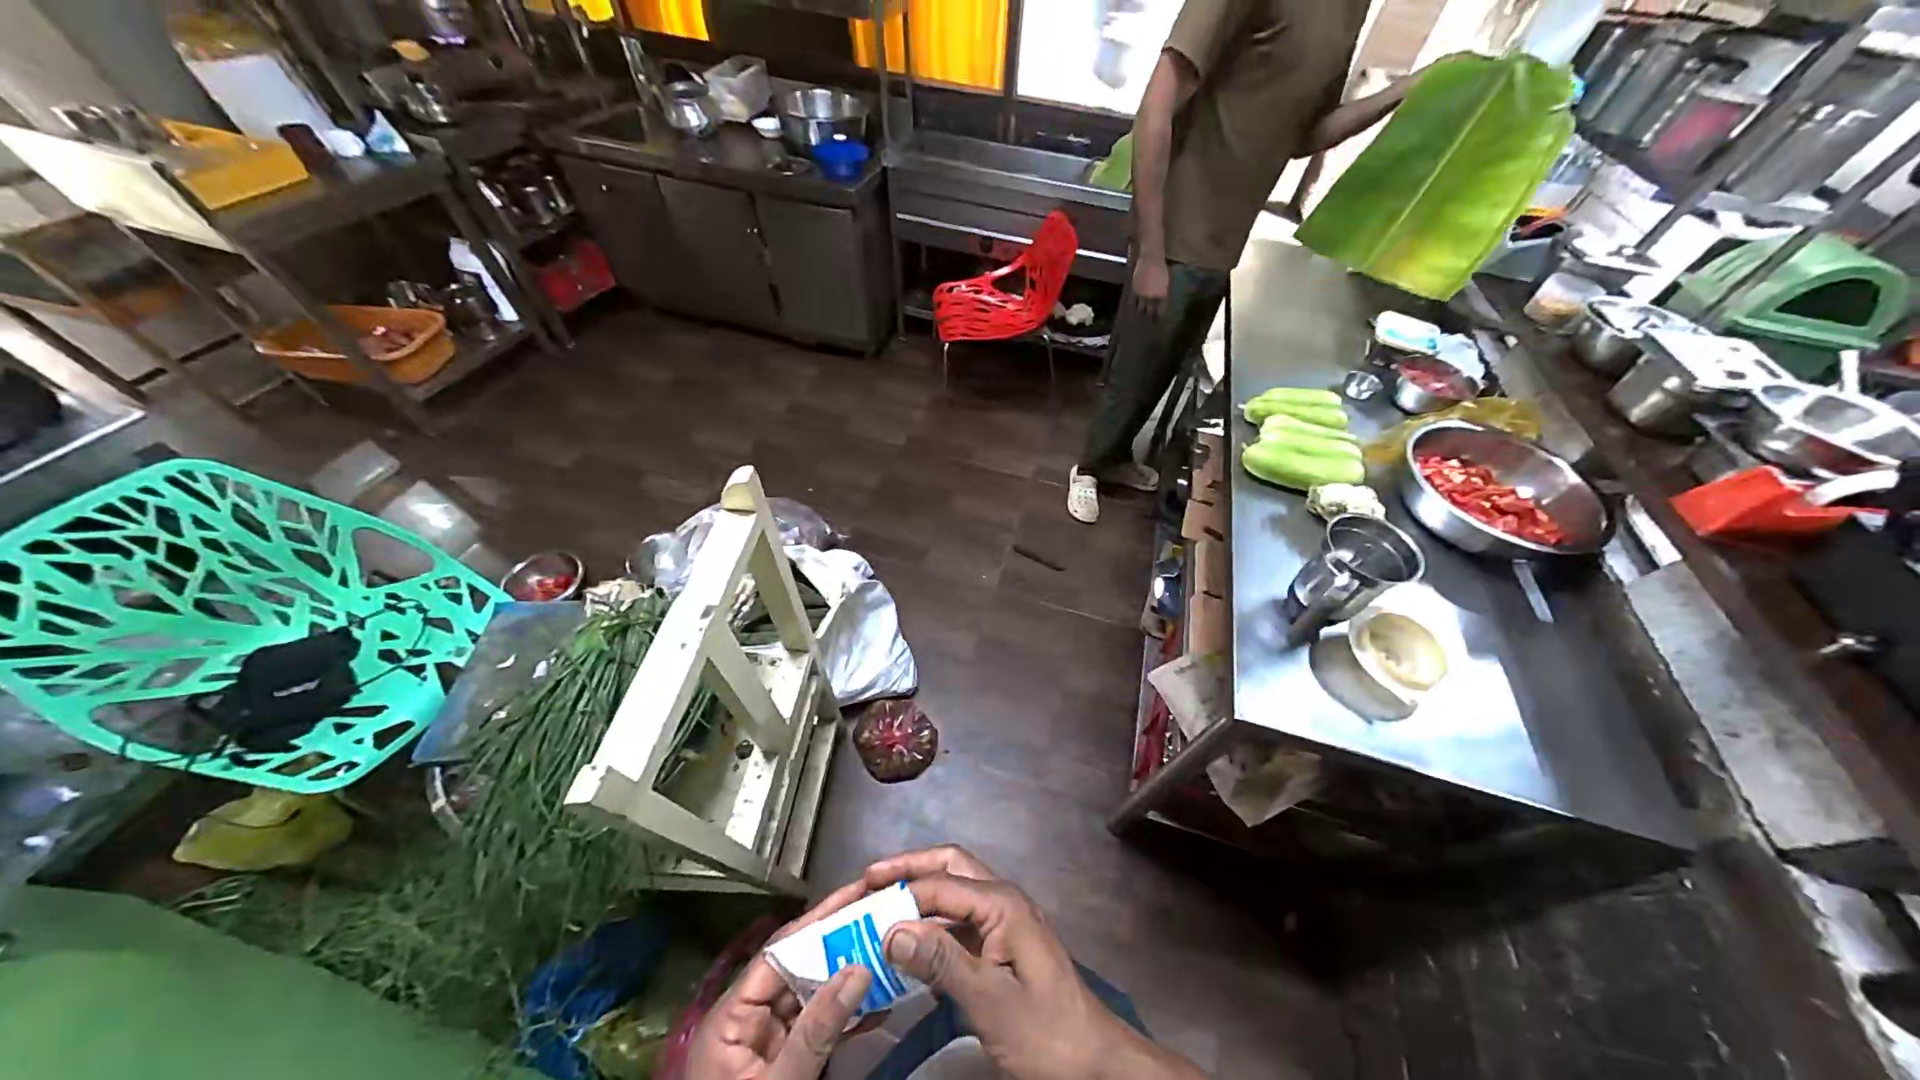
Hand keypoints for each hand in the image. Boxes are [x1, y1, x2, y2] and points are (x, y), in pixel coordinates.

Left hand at [685, 881, 874, 1079]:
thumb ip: (817, 1029)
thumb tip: (858, 967)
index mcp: (733, 1013)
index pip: (780, 950)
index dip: (819, 919)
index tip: (858, 894)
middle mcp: (750, 1016)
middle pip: (799, 964)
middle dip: (840, 940)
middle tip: (881, 912)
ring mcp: (770, 1039)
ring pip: (815, 992)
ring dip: (851, 974)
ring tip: (890, 947)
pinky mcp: (788, 1060)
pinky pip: (821, 1025)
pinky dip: (851, 1014)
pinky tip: (884, 1003)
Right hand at [864, 847, 1202, 1079]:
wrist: (1094, 1063)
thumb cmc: (1047, 1033)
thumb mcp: (991, 1001)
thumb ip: (941, 962)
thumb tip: (891, 930)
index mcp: (1002, 903)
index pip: (938, 885)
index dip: (896, 895)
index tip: (857, 909)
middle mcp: (1002, 900)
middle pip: (948, 867)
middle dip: (907, 868)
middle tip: (868, 879)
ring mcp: (1002, 921)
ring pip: (953, 890)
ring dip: (917, 893)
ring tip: (879, 904)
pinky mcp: (1000, 945)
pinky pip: (958, 921)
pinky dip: (929, 923)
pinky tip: (907, 942)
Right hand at [1131, 255, 1170, 320]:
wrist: (1151, 258)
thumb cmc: (1161, 268)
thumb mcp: (1165, 283)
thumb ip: (1162, 294)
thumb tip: (1158, 303)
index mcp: (1162, 295)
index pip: (1160, 311)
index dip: (1158, 318)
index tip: (1157, 322)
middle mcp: (1152, 297)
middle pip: (1150, 312)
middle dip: (1149, 317)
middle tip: (1148, 323)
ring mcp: (1142, 294)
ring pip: (1140, 308)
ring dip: (1141, 313)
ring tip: (1140, 318)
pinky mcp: (1134, 291)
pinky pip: (1134, 302)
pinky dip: (1134, 306)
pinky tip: (1133, 309)